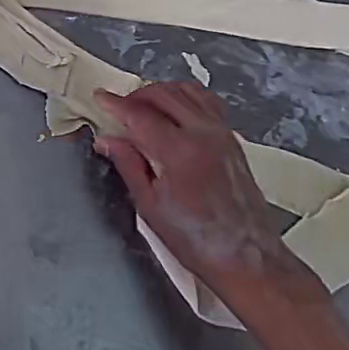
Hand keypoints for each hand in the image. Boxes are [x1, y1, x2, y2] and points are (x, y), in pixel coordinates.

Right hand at [94, 81, 325, 307]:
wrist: (247, 258)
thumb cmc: (197, 240)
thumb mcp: (150, 207)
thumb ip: (128, 165)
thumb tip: (108, 141)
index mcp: (179, 151)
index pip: (140, 114)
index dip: (116, 104)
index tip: (101, 97)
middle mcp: (202, 133)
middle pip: (162, 94)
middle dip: (135, 96)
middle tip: (119, 108)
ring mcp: (220, 132)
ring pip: (185, 90)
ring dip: (161, 92)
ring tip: (144, 107)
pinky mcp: (231, 137)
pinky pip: (207, 100)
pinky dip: (186, 96)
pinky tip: (175, 108)